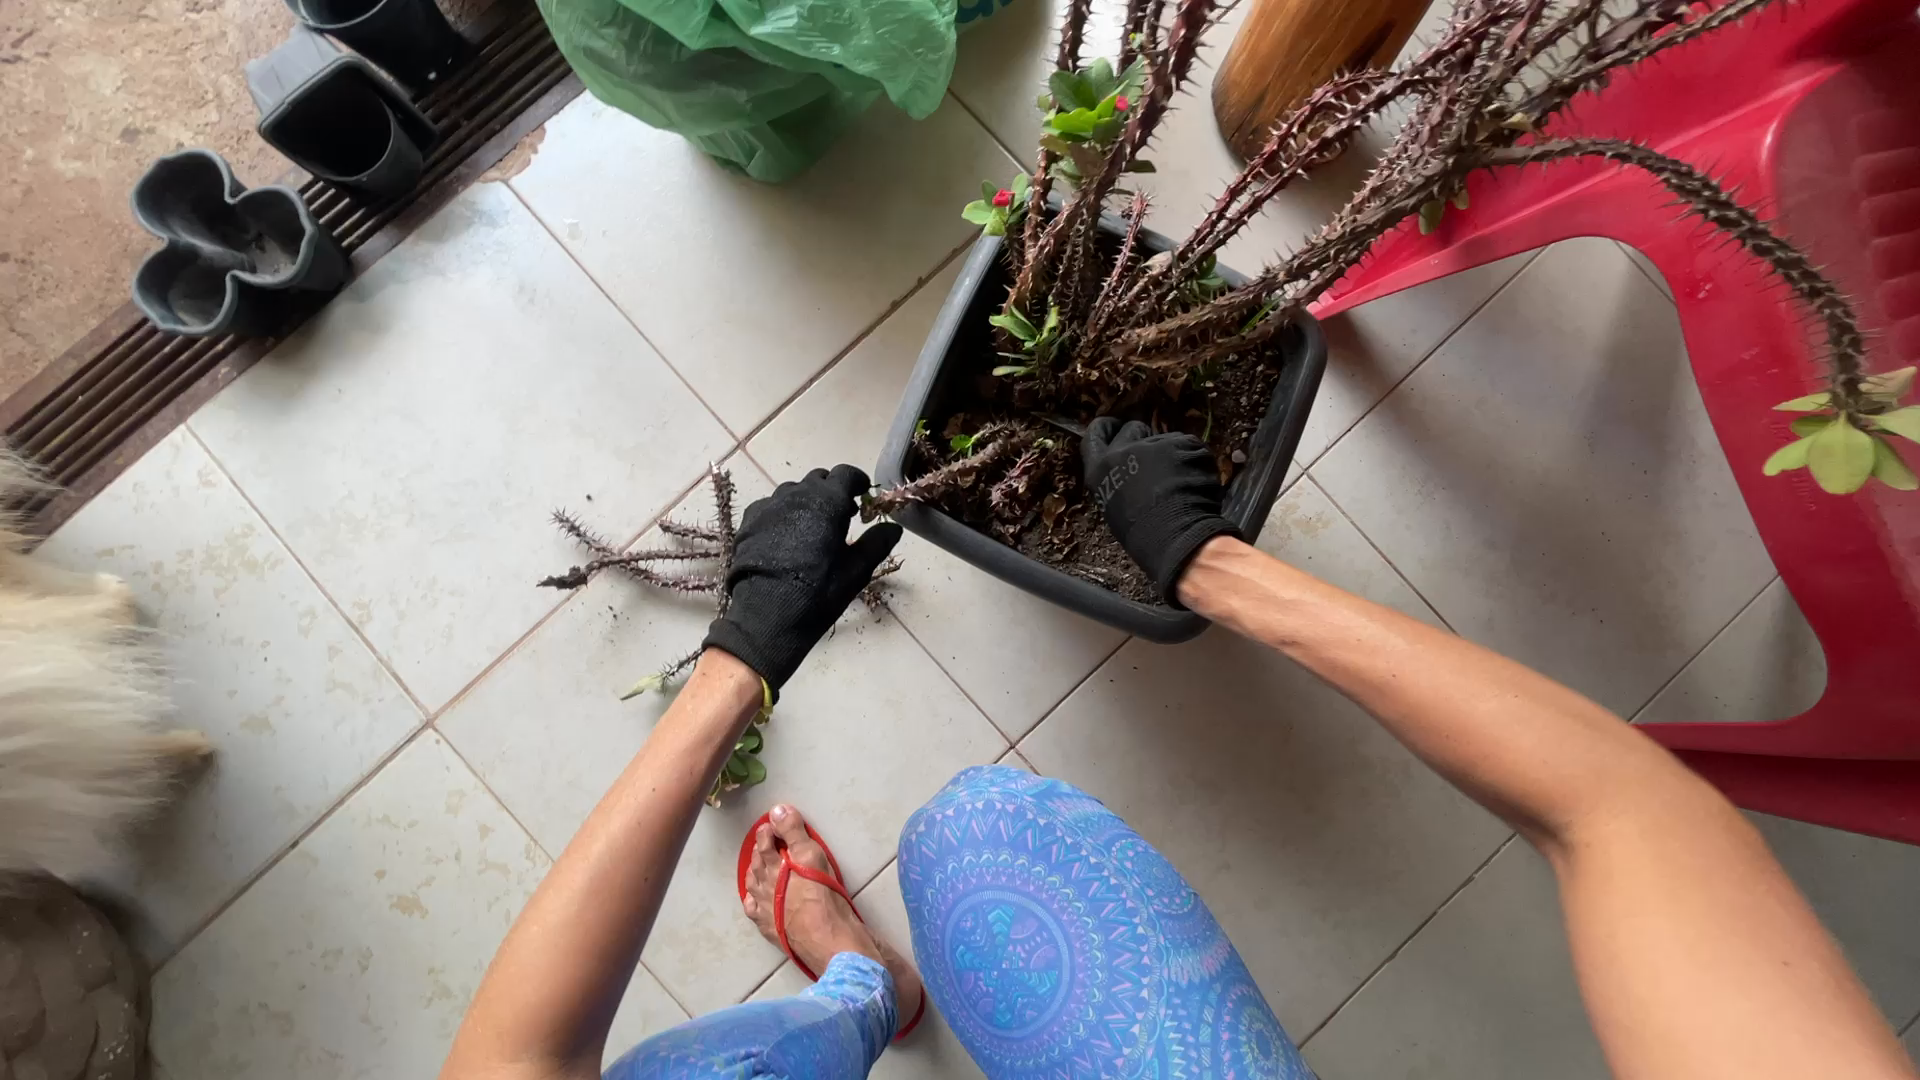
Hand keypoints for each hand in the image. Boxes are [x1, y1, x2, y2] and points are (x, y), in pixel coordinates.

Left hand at [703, 465, 901, 693]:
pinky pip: (771, 507)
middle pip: (819, 479)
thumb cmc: (817, 593)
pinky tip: (787, 538)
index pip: (846, 473)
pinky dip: (785, 514)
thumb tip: (894, 527)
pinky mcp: (749, 522)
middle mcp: (796, 495)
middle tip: (843, 515)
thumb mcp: (856, 572)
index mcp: (826, 502)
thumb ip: (877, 543)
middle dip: (833, 491)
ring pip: (793, 492)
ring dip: (808, 501)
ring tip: (814, 527)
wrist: (765, 616)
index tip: (863, 496)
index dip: (857, 482)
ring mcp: (768, 506)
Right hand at [1082, 418, 1238, 601]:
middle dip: (1143, 440)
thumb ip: (1118, 479)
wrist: (1173, 533)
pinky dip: (1194, 461)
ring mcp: (1156, 444)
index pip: (1096, 433)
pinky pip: (1190, 447)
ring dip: (1172, 454)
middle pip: (1133, 429)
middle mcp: (1125, 449)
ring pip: (1166, 440)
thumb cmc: (1140, 532)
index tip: (1114, 427)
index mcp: (1101, 467)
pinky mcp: (1183, 445)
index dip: (1106, 428)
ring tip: (1180, 481)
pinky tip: (1196, 482)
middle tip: (1154, 462)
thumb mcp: (1114, 504)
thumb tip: (1130, 471)